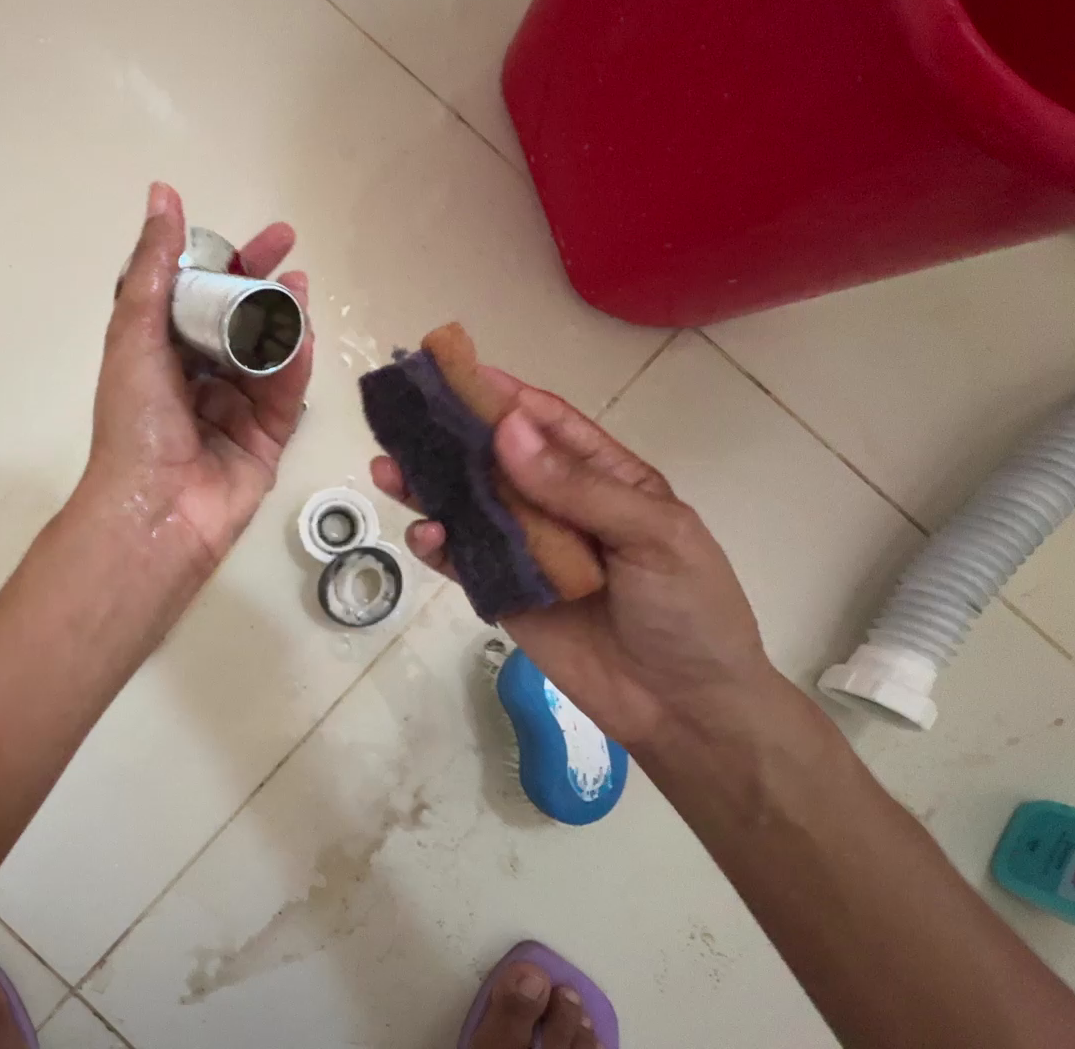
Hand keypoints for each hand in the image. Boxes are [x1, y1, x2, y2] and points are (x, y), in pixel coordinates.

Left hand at [76, 182, 313, 574]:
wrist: (154, 507)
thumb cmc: (135, 421)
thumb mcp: (133, 333)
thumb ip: (153, 266)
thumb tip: (163, 194)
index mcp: (159, 357)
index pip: (198, 300)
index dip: (225, 266)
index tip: (254, 237)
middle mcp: (196, 382)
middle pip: (238, 324)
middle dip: (264, 287)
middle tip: (292, 254)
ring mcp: (232, 413)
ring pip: (266, 358)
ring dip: (283, 322)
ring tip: (300, 289)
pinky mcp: (263, 443)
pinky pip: (284, 398)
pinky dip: (294, 367)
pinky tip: (306, 337)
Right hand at [372, 366, 778, 748]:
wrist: (681, 706)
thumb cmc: (687, 608)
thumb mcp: (653, 536)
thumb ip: (577, 486)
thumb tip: (508, 430)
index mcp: (602, 479)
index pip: (545, 423)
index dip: (501, 394)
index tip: (452, 368)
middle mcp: (554, 505)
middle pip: (492, 459)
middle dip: (448, 435)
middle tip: (400, 414)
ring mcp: (523, 549)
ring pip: (465, 506)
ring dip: (427, 485)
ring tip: (387, 468)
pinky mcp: (499, 590)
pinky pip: (461, 560)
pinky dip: (436, 546)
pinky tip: (425, 534)